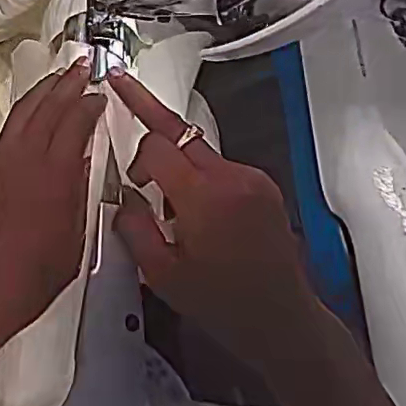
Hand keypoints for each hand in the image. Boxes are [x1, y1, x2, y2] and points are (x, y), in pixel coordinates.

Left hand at [0, 60, 105, 388]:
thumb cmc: (26, 279)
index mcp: (54, 175)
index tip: (100, 96)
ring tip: (59, 77)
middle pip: (49, 106)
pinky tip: (32, 112)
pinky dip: (25, 111)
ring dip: (44, 90)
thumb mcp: (73, 242)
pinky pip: (9, 128)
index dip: (90, 104)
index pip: (76, 122)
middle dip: (68, 83)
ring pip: (24, 111)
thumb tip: (85, 167)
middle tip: (82, 67)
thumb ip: (81, 197)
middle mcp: (25, 159)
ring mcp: (0, 161)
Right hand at [107, 70, 327, 366]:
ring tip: (171, 207)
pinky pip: (220, 166)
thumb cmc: (227, 305)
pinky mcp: (262, 186)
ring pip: (199, 149)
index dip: (136, 158)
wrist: (282, 320)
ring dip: (177, 163)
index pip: (158, 145)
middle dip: (148, 110)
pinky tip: (198, 212)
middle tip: (124, 85)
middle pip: (180, 130)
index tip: (127, 170)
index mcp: (204, 198)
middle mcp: (232, 179)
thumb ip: (133, 227)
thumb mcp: (162, 275)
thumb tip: (123, 199)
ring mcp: (251, 179)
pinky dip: (201, 177)